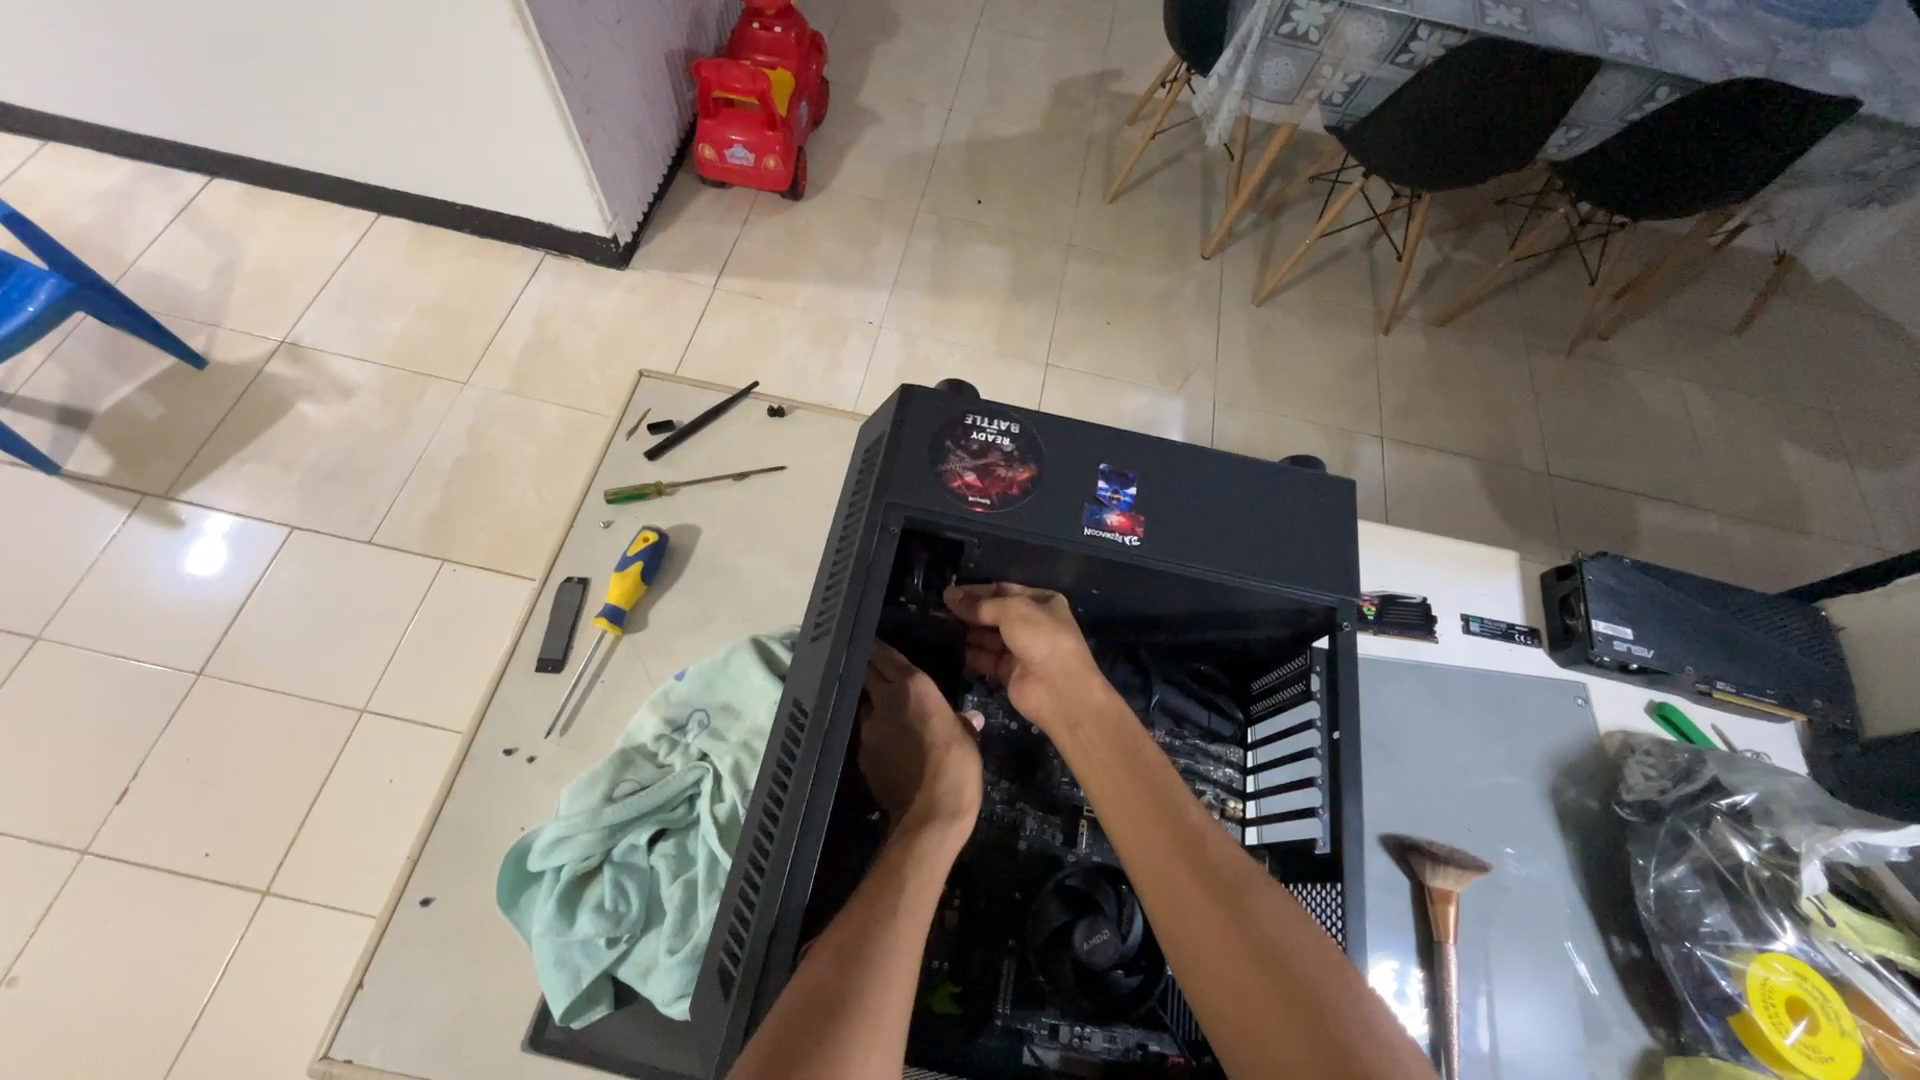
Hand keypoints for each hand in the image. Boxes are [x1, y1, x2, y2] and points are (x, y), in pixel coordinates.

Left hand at [858, 643, 983, 838]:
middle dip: (871, 669)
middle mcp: (884, 701)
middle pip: (868, 674)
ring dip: (876, 707)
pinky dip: (878, 736)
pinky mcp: (862, 755)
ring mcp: (869, 729)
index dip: (878, 647)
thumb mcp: (968, 740)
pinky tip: (892, 748)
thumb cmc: (957, 767)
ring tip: (892, 716)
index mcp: (913, 687)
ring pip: (867, 707)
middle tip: (876, 666)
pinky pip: (869, 736)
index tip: (872, 640)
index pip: (885, 655)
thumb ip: (962, 723)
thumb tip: (969, 718)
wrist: (930, 815)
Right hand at [943, 583, 1113, 738]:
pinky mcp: (1008, 672)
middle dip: (969, 611)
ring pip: (987, 636)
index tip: (950, 592)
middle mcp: (1031, 623)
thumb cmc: (1041, 638)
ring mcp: (1020, 649)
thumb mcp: (1012, 611)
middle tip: (938, 609)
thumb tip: (949, 594)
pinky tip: (947, 646)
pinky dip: (968, 653)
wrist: (1060, 689)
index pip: (1003, 590)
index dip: (977, 590)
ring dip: (966, 631)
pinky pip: (984, 658)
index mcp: (1041, 602)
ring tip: (937, 625)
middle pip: (993, 614)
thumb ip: (980, 605)